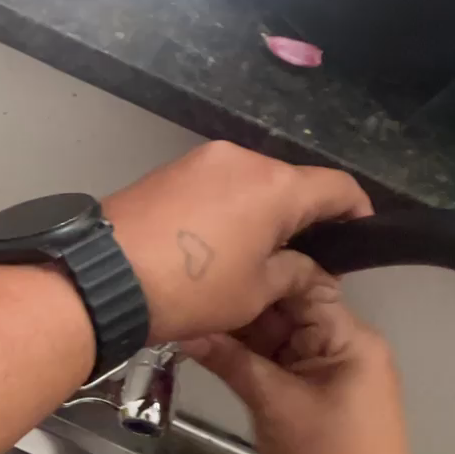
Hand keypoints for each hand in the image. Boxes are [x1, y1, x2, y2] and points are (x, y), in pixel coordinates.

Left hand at [101, 142, 370, 341]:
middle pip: (286, 182)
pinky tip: (208, 243)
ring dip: (254, 212)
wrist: (100, 278)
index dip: (354, 213)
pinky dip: (219, 209)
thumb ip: (294, 272)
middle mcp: (237, 159)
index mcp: (273, 184)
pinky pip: (208, 186)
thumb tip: (304, 264)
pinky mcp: (163, 171)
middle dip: (297, 216)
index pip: (337, 187)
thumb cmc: (186, 290)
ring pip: (245, 183)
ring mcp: (195, 161)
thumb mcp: (254, 294)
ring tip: (245, 254)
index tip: (354, 237)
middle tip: (293, 257)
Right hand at [184, 275, 411, 453]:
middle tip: (191, 294)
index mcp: (349, 338)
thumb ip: (229, 360)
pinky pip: (275, 360)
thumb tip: (182, 328)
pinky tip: (208, 344)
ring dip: (238, 332)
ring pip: (276, 335)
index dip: (262, 271)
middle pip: (286, 308)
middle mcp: (341, 344)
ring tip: (190, 315)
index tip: (215, 265)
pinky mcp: (312, 389)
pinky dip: (246, 356)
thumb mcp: (273, 402)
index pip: (305, 284)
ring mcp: (326, 368)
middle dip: (241, 304)